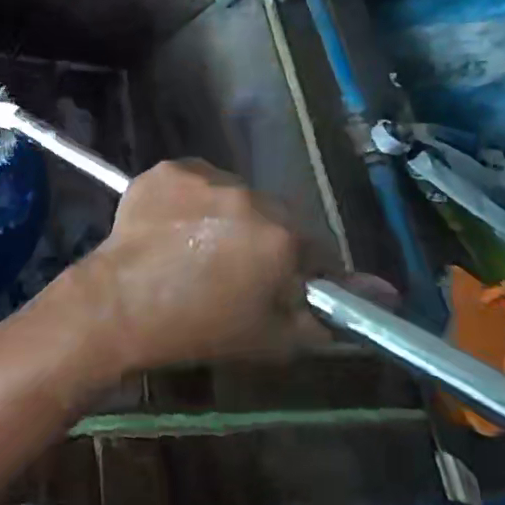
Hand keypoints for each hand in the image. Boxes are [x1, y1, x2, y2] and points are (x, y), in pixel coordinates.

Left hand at [55, 159, 394, 373]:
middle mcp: (247, 195)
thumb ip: (329, 313)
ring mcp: (202, 176)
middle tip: (234, 268)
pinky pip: (193, 182)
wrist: (120, 303)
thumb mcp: (273, 337)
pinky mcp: (165, 168)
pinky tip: (173, 227)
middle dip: (264, 239)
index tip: (282, 285)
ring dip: (227, 214)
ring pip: (232, 193)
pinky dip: (190, 199)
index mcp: (280, 235)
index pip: (316, 246)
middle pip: (273, 215)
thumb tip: (385, 293)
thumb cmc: (199, 327)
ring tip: (197, 245)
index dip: (303, 268)